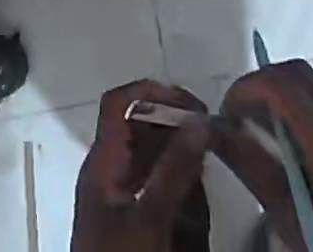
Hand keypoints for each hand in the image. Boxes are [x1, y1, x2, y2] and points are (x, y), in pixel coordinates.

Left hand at [71, 80, 210, 251]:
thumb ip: (174, 171)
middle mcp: (108, 169)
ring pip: (148, 152)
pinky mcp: (131, 218)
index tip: (190, 103)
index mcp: (103, 161)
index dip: (150, 91)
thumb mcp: (149, 220)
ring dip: (177, 150)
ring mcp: (119, 194)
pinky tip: (196, 191)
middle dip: (172, 122)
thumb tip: (198, 120)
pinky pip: (154, 182)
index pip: (118, 102)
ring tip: (206, 159)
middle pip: (136, 125)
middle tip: (209, 132)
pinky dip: (176, 179)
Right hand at [213, 60, 312, 251]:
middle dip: (263, 84)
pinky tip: (292, 153)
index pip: (279, 83)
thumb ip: (251, 168)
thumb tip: (215, 131)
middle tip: (239, 117)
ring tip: (261, 133)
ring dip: (285, 97)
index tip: (225, 115)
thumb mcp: (287, 220)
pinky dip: (306, 115)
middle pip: (300, 74)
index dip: (245, 88)